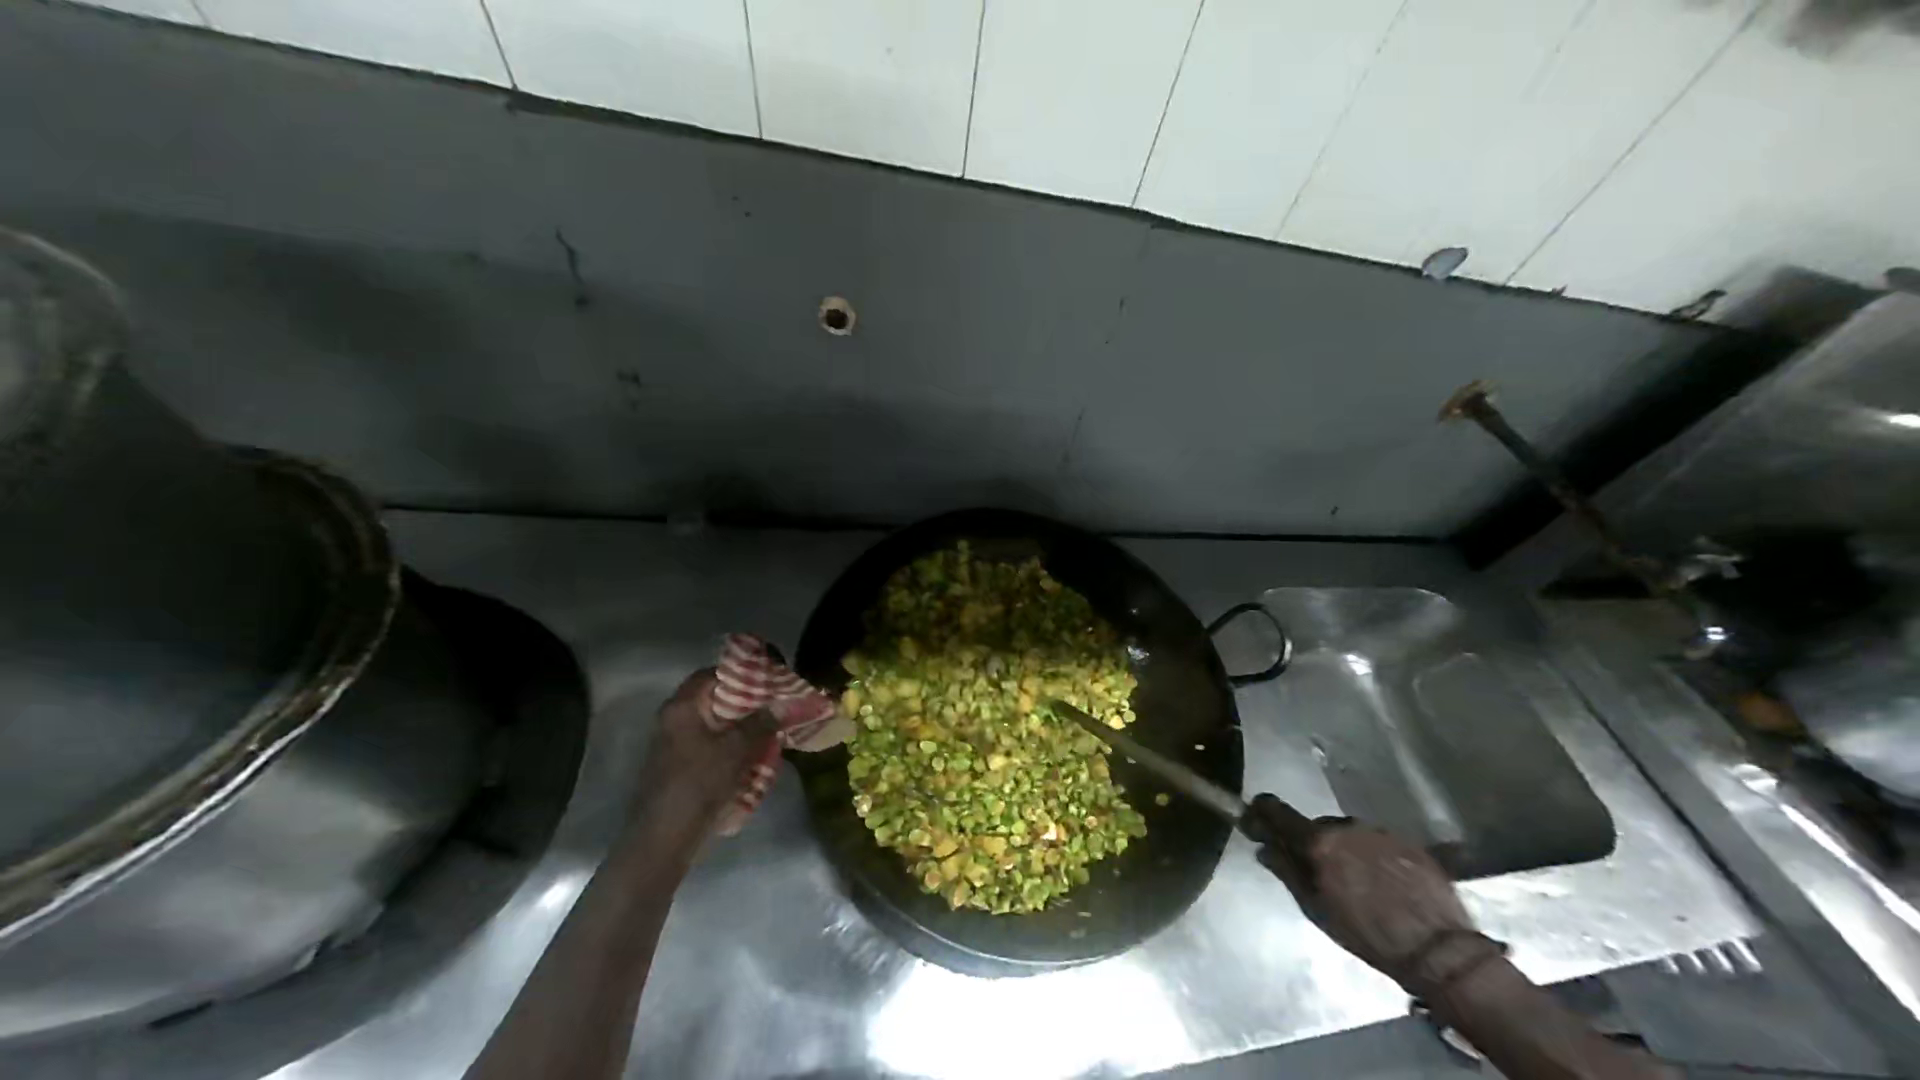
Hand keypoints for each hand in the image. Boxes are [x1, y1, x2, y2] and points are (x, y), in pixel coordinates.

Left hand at [631, 670, 777, 834]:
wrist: (665, 838)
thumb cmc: (698, 783)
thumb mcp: (737, 748)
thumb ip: (763, 721)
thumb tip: (790, 701)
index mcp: (681, 708)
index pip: (711, 674)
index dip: (740, 672)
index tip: (768, 676)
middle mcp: (674, 721)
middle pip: (714, 700)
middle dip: (747, 702)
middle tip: (777, 704)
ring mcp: (675, 746)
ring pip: (715, 725)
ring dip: (742, 726)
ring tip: (773, 729)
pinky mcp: (681, 769)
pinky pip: (711, 747)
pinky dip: (733, 746)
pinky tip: (755, 756)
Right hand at [1250, 795, 1495, 995]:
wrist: (1437, 949)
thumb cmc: (1367, 933)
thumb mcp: (1316, 908)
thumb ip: (1287, 872)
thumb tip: (1265, 848)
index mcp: (1317, 841)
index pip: (1276, 810)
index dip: (1261, 811)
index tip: (1255, 819)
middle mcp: (1345, 826)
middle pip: (1316, 825)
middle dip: (1312, 842)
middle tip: (1319, 870)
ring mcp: (1379, 832)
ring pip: (1348, 833)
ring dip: (1344, 848)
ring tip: (1356, 880)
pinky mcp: (1407, 842)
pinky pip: (1376, 842)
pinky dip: (1371, 855)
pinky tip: (1382, 881)